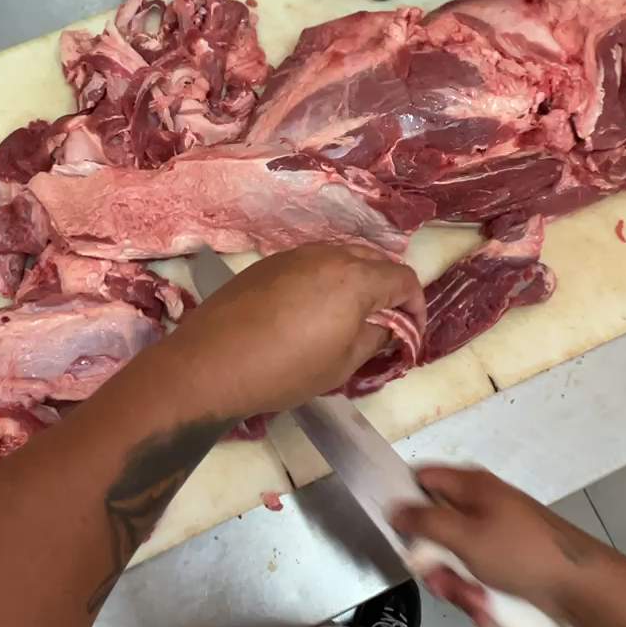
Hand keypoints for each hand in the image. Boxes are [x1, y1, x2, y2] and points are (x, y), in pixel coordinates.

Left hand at [160, 244, 422, 417]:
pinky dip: (323, 281)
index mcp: (355, 278)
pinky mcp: (266, 264)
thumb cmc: (282, 371)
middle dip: (386, 291)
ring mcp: (293, 255)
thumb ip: (374, 338)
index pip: (403, 279)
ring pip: (340, 258)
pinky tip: (308, 312)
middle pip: (373, 261)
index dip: (415, 307)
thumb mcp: (341, 365)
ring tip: (346, 319)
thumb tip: (386, 326)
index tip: (409, 333)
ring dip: (354, 283)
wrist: (209, 363)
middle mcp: (327, 255)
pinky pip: (309, 265)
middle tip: (382, 325)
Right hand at [391, 466, 625, 624]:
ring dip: (458, 585)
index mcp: (470, 485)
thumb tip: (392, 508)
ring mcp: (495, 533)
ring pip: (454, 558)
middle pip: (434, 528)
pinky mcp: (507, 560)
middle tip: (443, 582)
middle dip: (436, 563)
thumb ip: (423, 522)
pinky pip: (477, 574)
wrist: (583, 588)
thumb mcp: (464, 536)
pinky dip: (479, 594)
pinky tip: (488, 610)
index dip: (406, 503)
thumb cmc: (521, 553)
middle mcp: (480, 504)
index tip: (401, 533)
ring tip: (476, 603)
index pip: (421, 479)